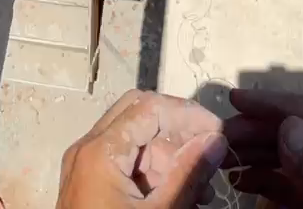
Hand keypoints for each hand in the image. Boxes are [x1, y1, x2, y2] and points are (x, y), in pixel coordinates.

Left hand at [58, 90, 228, 208]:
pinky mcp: (88, 184)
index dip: (187, 114)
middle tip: (209, 150)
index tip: (219, 132)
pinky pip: (123, 160)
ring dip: (168, 153)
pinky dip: (152, 171)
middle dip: (177, 129)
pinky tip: (180, 193)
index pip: (149, 107)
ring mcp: (84, 166)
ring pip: (132, 137)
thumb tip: (216, 138)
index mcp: (100, 151)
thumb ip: (189, 174)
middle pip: (137, 114)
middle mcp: (87, 148)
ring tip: (203, 187)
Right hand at [221, 88, 302, 208]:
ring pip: (292, 156)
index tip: (234, 98)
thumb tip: (288, 124)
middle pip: (297, 132)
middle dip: (257, 129)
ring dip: (258, 152)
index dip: (270, 103)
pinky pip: (295, 183)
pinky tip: (243, 182)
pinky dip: (268, 179)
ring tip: (226, 156)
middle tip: (222, 135)